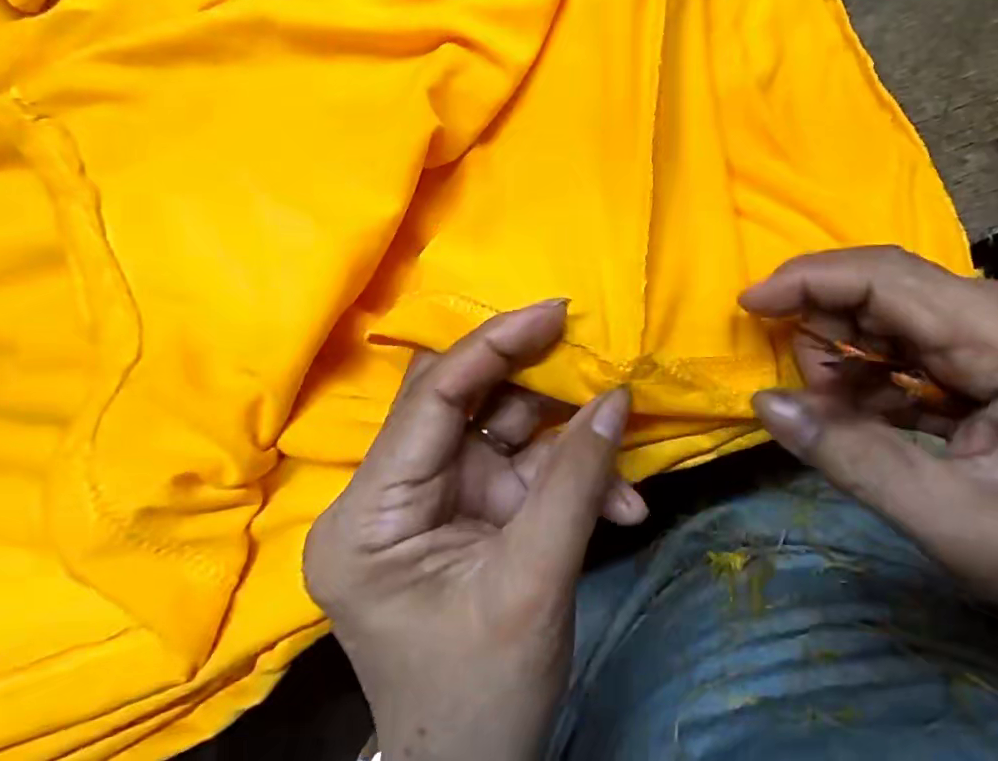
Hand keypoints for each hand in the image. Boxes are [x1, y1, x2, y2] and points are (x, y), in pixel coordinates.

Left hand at [303, 301, 643, 760]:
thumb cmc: (483, 687)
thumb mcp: (534, 580)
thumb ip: (576, 481)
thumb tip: (616, 397)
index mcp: (373, 514)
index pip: (430, 400)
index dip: (493, 345)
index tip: (555, 311)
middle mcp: (397, 494)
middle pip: (473, 406)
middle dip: (542, 392)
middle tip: (600, 371)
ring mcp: (441, 501)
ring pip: (513, 436)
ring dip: (575, 449)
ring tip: (624, 477)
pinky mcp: (478, 513)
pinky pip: (534, 472)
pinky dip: (579, 483)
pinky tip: (623, 510)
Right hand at [743, 247, 997, 680]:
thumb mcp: (957, 528)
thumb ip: (857, 461)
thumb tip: (769, 405)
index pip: (899, 280)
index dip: (815, 280)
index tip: (750, 302)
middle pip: (897, 286)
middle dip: (830, 324)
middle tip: (802, 391)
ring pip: (903, 308)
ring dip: (853, 350)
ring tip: (837, 410)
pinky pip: (923, 333)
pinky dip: (881, 365)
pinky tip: (868, 406)